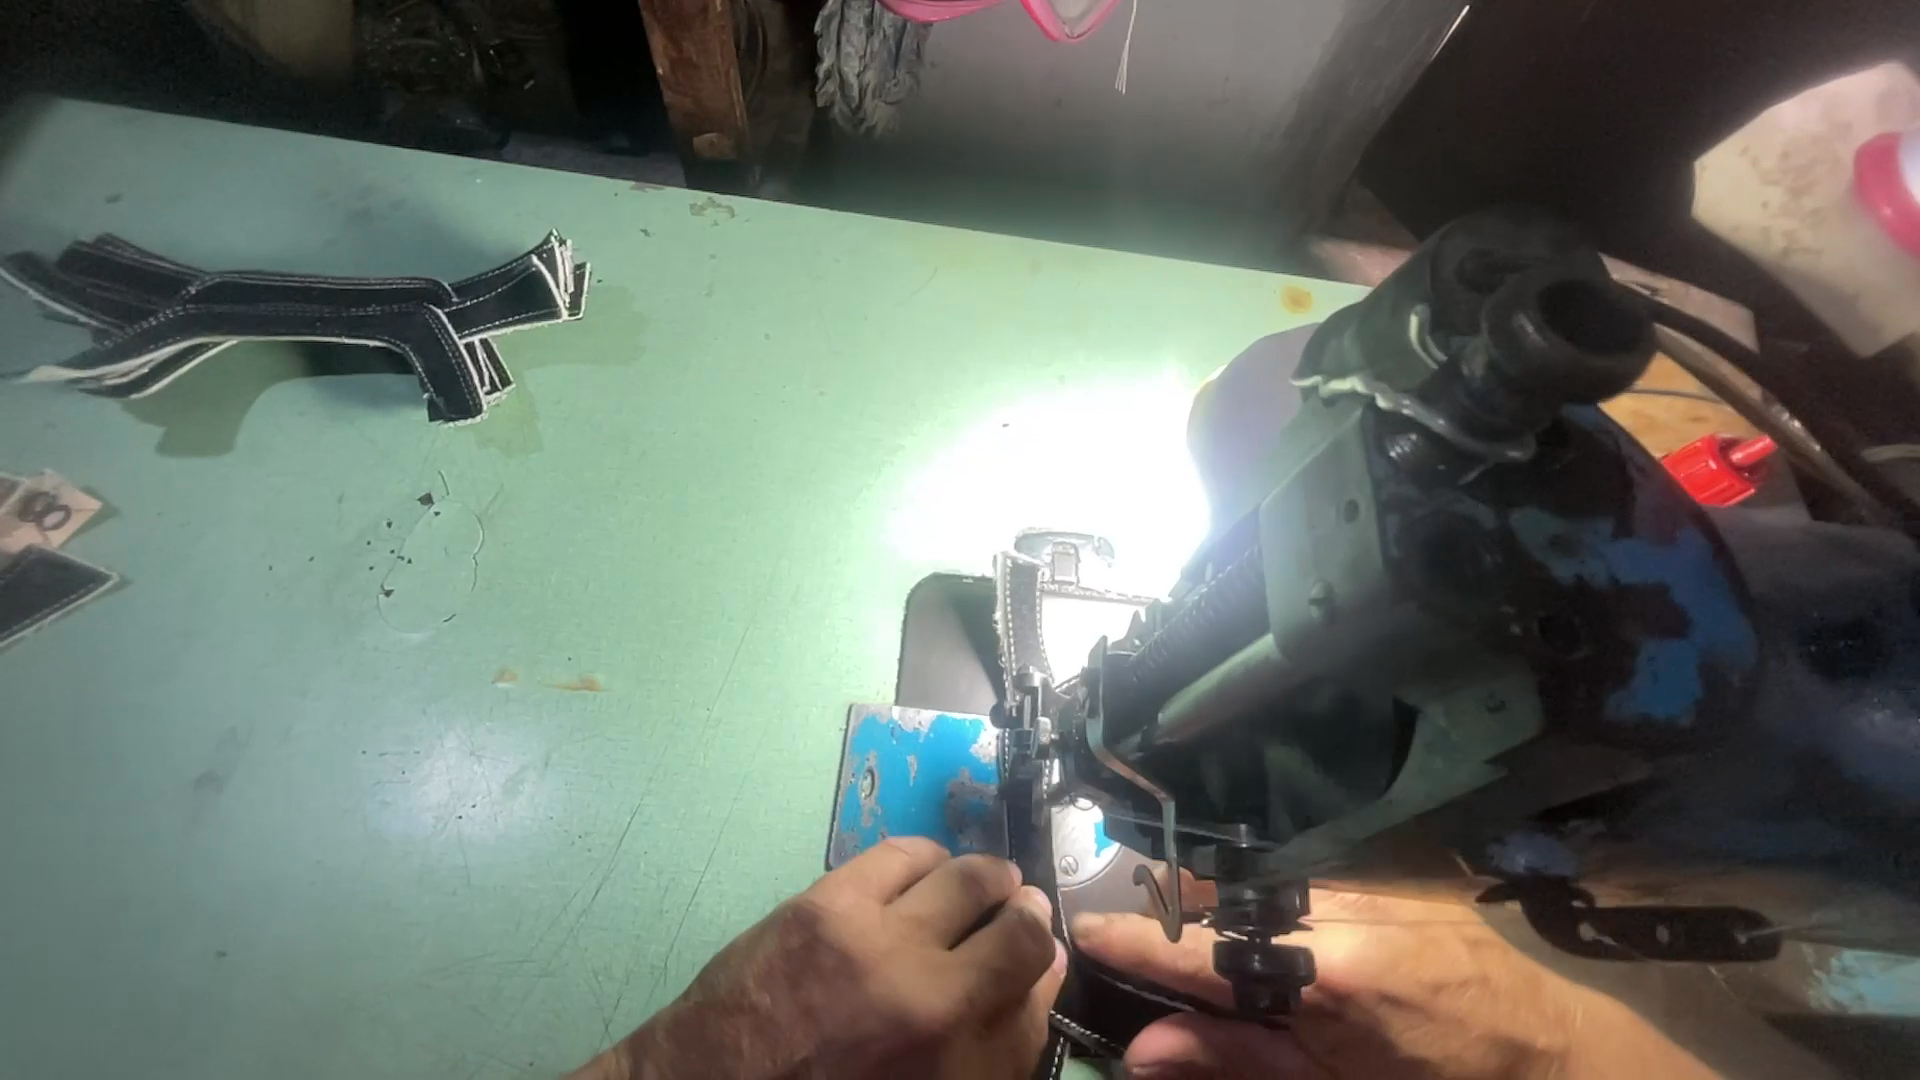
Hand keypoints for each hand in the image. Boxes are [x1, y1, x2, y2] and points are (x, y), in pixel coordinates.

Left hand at [571, 837, 1065, 1079]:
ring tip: (975, 884)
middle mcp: (932, 1002)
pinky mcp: (831, 902)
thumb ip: (992, 1049)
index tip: (1038, 944)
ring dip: (983, 877)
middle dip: (1025, 909)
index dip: (1046, 958)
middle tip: (1015, 905)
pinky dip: (928, 859)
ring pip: (967, 876)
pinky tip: (924, 873)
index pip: (1038, 990)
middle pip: (1016, 924)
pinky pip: (906, 853)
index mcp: (957, 1066)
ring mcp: (879, 943)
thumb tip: (1038, 971)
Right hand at [1072, 884, 1717, 1079]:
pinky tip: (1278, 927)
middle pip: (1214, 894)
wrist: (1562, 1056)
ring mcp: (1355, 880)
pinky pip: (1289, 871)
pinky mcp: (1373, 867)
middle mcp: (1329, 911)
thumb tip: (1141, 1054)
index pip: (1195, 950)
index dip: (1132, 940)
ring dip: (1217, 903)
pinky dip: (1263, 895)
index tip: (1084, 927)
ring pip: (1248, 877)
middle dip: (1174, 914)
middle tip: (1158, 946)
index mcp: (1319, 979)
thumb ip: (1233, 1062)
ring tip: (1223, 942)